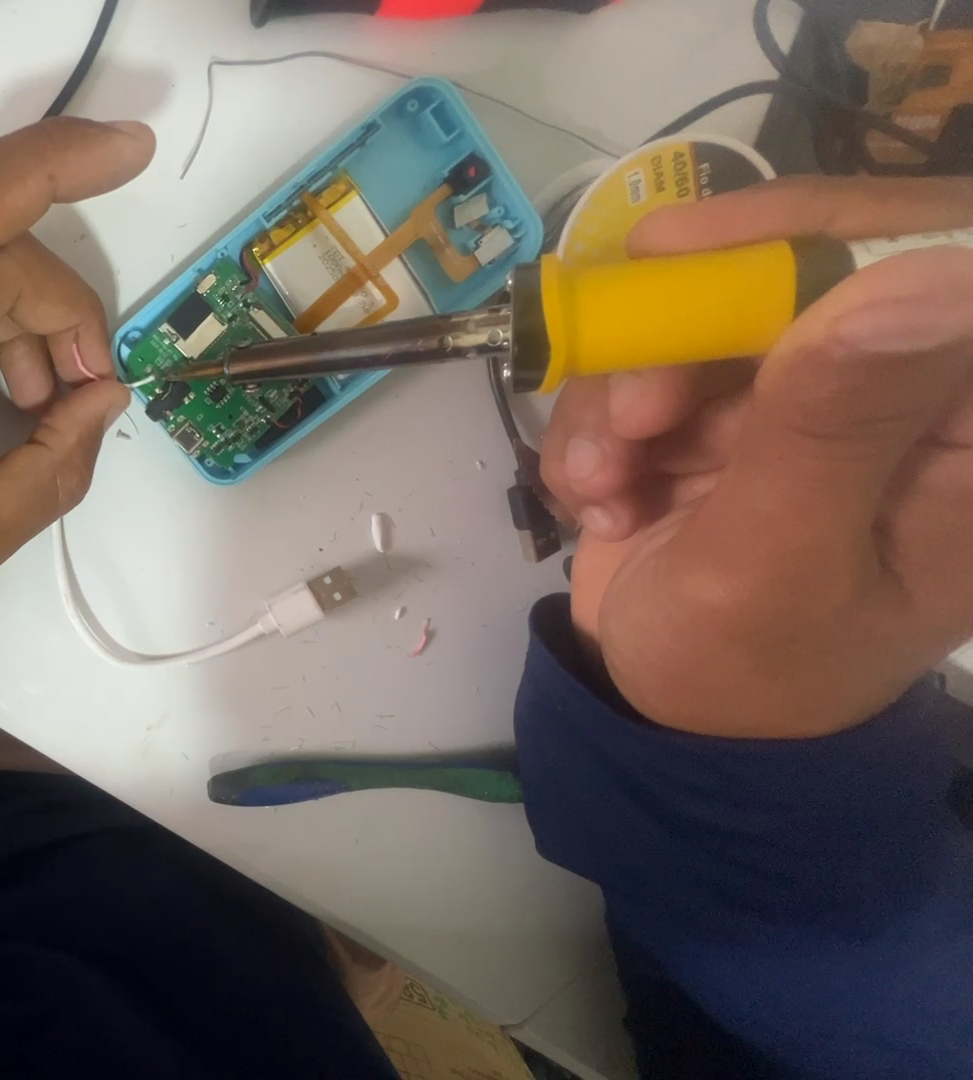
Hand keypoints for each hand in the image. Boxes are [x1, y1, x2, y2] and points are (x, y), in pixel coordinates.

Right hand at [539, 176, 972, 737]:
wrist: (671, 704)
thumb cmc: (747, 659)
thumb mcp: (777, 559)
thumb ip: (827, 432)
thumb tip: (920, 280)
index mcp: (970, 427)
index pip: (939, 260)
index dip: (810, 231)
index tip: (671, 254)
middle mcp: (890, 395)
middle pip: (780, 287)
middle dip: (671, 349)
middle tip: (629, 424)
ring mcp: (791, 406)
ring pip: (681, 336)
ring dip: (614, 408)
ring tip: (599, 487)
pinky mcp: (712, 423)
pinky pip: (632, 385)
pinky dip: (593, 436)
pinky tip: (596, 495)